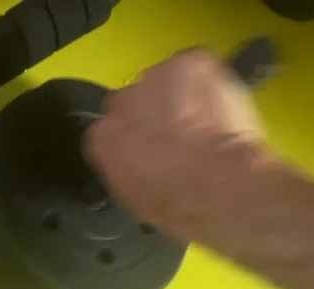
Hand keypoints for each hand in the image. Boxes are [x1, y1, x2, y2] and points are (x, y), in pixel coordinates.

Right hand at [85, 48, 272, 234]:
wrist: (212, 182)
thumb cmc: (170, 201)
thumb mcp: (130, 192)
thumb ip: (123, 163)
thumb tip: (133, 155)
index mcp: (100, 139)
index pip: (107, 127)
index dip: (129, 134)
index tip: (144, 146)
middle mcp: (120, 102)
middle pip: (132, 98)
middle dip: (150, 110)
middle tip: (173, 131)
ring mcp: (155, 76)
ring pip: (164, 79)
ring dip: (177, 94)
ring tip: (198, 119)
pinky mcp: (190, 62)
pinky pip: (195, 66)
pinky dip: (204, 80)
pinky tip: (213, 104)